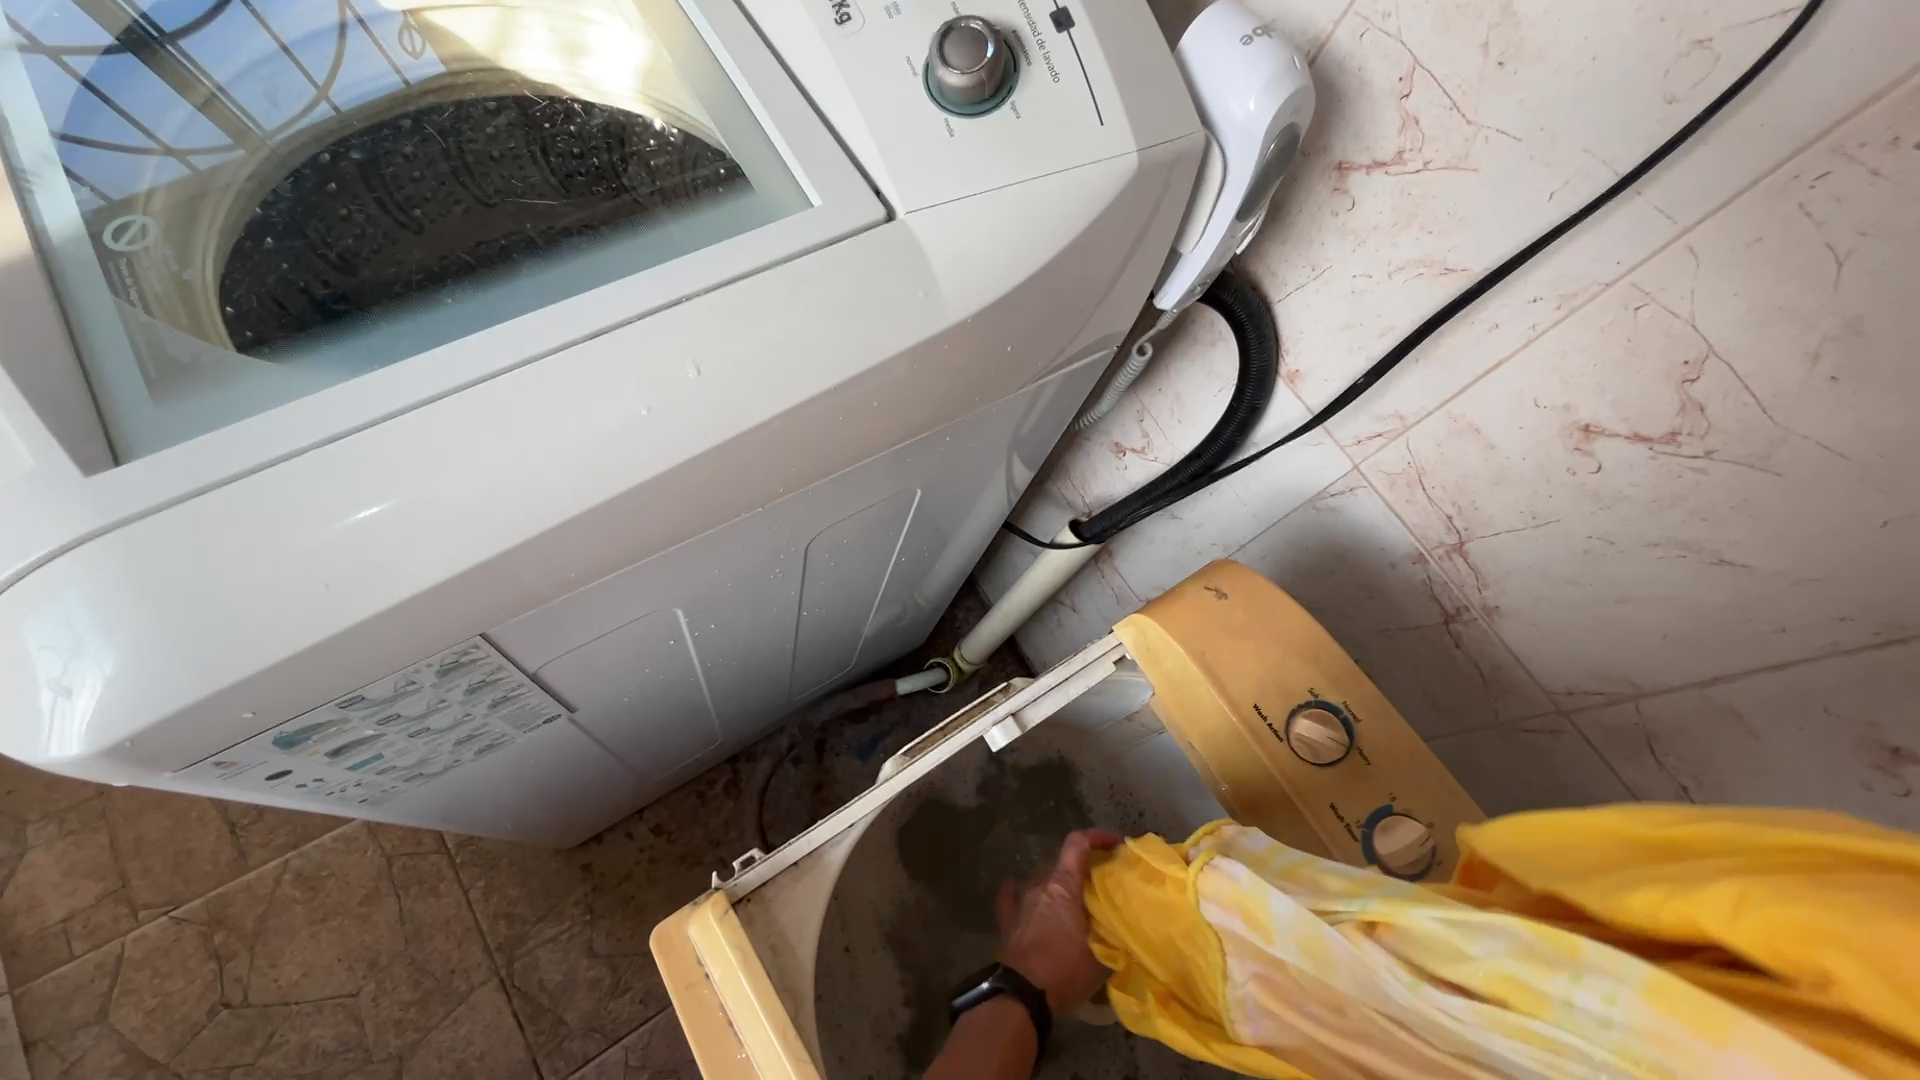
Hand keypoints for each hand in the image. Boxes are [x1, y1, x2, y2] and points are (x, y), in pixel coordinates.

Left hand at [994, 828, 1121, 1013]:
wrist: (1020, 994)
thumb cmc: (1064, 969)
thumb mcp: (1101, 955)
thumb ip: (1112, 934)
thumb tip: (1124, 927)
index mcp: (1063, 885)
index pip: (1078, 843)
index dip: (1097, 836)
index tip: (1116, 843)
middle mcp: (1040, 884)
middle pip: (1063, 866)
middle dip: (1083, 871)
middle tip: (1102, 888)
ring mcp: (1020, 900)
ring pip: (1043, 882)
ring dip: (1060, 888)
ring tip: (1074, 905)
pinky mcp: (1007, 920)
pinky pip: (1013, 896)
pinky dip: (1021, 892)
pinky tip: (1021, 891)